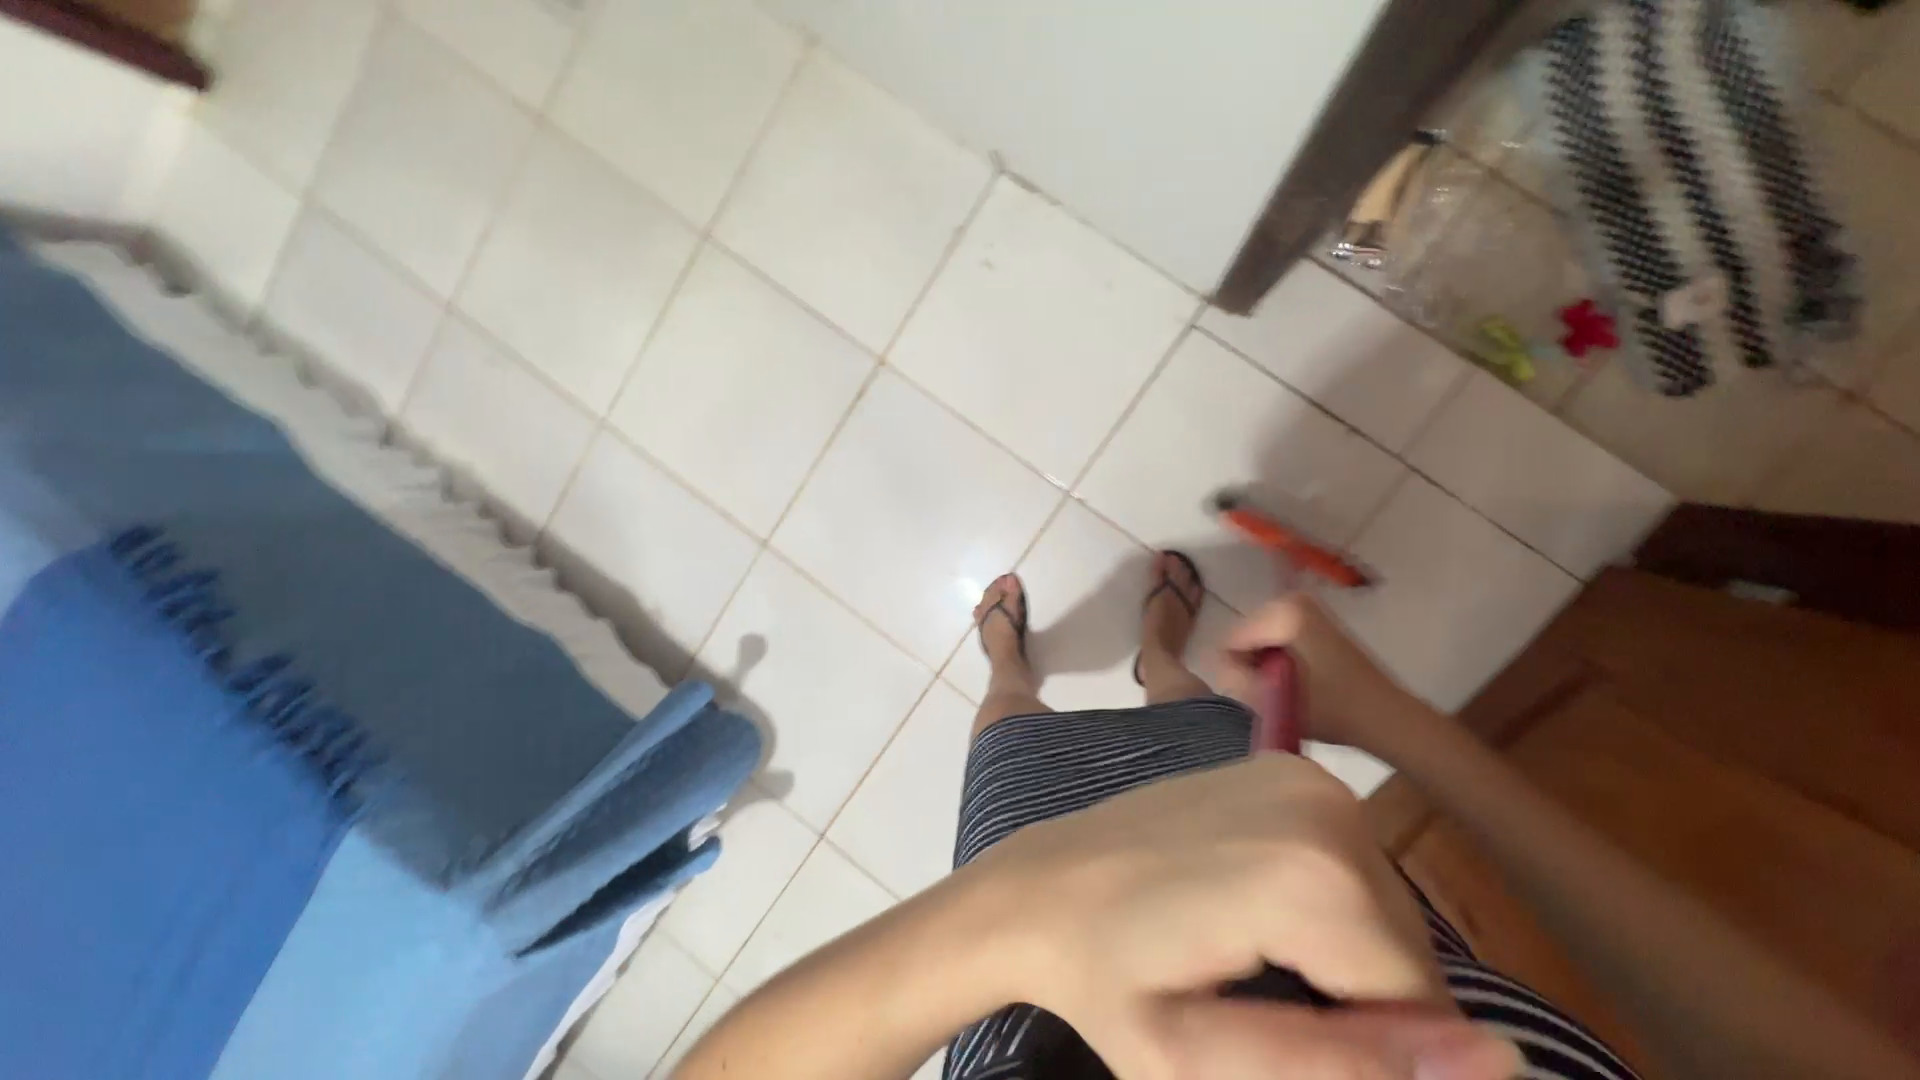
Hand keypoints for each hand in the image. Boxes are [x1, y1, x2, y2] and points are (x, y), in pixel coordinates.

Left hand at [961, 755, 1517, 1079]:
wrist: (1037, 886)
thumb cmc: (1104, 983)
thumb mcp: (1203, 1059)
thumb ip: (1349, 1066)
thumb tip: (1502, 1061)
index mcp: (1310, 874)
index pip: (1426, 1007)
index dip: (1367, 1050)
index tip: (1274, 1035)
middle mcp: (1323, 805)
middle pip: (1406, 950)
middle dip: (1355, 999)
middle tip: (1250, 997)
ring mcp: (1304, 774)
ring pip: (1383, 909)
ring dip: (1337, 953)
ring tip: (1240, 950)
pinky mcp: (1286, 766)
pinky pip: (1349, 863)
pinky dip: (1320, 903)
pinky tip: (1243, 906)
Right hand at [1220, 593, 1430, 754]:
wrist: (1385, 716)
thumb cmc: (1331, 710)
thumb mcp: (1272, 701)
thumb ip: (1232, 678)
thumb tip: (1216, 664)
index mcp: (1283, 614)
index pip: (1232, 640)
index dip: (1236, 672)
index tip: (1257, 695)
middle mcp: (1293, 600)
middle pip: (1245, 636)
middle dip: (1250, 664)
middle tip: (1271, 694)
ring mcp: (1306, 607)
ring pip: (1259, 638)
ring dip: (1263, 663)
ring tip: (1285, 689)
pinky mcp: (1316, 620)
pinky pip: (1276, 637)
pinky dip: (1278, 658)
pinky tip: (1295, 680)